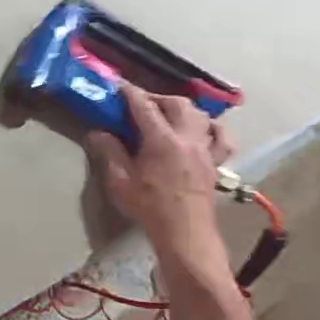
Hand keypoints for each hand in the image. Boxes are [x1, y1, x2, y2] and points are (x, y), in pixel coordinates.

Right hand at [85, 84, 234, 255]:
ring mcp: (206, 150)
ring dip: (182, 109)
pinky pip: (221, 137)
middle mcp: (188, 139)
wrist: (184, 233)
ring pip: (201, 115)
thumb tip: (97, 132)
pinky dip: (211, 127)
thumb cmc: (149, 207)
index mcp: (162, 141)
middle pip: (178, 104)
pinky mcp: (215, 163)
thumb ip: (109, 152)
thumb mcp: (120, 181)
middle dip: (157, 98)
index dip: (130, 93)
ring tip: (167, 114)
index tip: (118, 86)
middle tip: (139, 103)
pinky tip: (201, 131)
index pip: (145, 107)